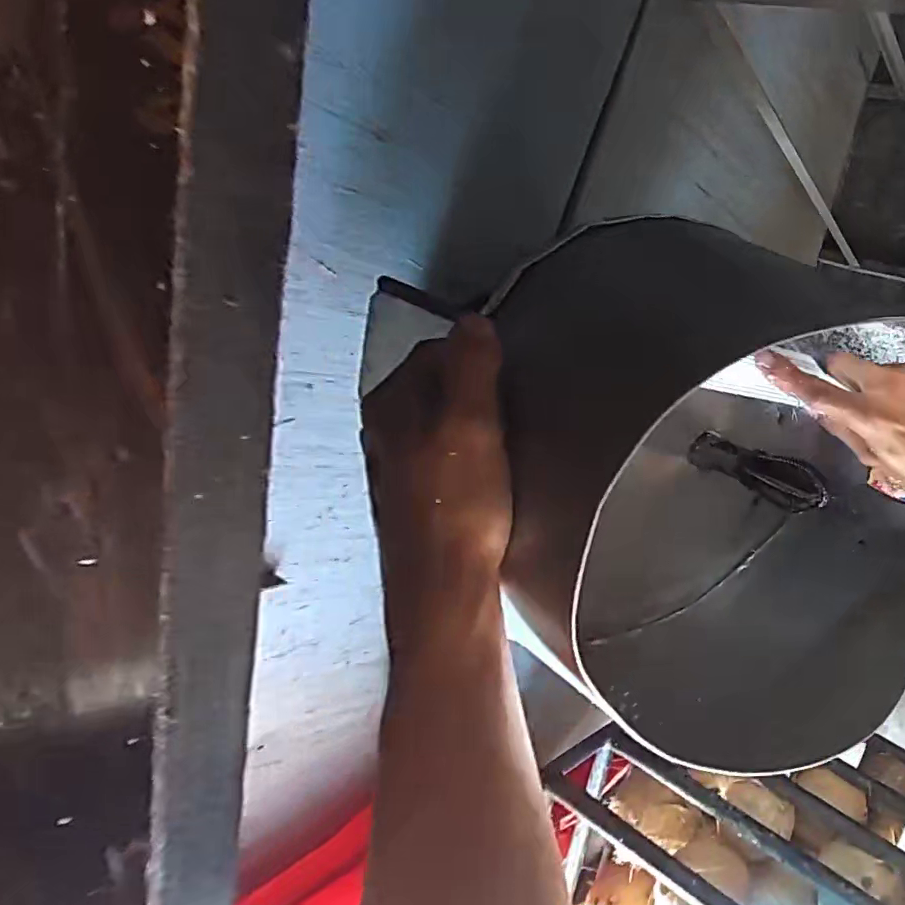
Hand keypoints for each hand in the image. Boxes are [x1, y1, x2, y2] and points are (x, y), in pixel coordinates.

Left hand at [363, 315, 512, 638]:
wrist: (446, 585)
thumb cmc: (461, 505)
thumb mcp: (472, 429)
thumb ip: (472, 371)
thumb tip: (474, 320)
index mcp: (391, 404)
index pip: (434, 351)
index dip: (475, 353)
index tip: (513, 371)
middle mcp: (385, 430)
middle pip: (436, 386)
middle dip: (476, 386)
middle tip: (518, 403)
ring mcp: (399, 466)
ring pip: (440, 421)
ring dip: (475, 420)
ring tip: (512, 435)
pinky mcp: (419, 497)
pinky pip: (445, 453)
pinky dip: (470, 450)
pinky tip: (494, 471)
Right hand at [753, 349, 904, 504]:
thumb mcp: (874, 460)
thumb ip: (845, 431)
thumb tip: (823, 411)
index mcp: (867, 416)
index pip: (818, 393)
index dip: (789, 377)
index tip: (768, 361)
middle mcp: (884, 387)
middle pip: (840, 363)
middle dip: (838, 377)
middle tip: (851, 401)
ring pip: (870, 368)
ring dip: (870, 384)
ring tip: (891, 412)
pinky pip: (896, 371)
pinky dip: (895, 386)